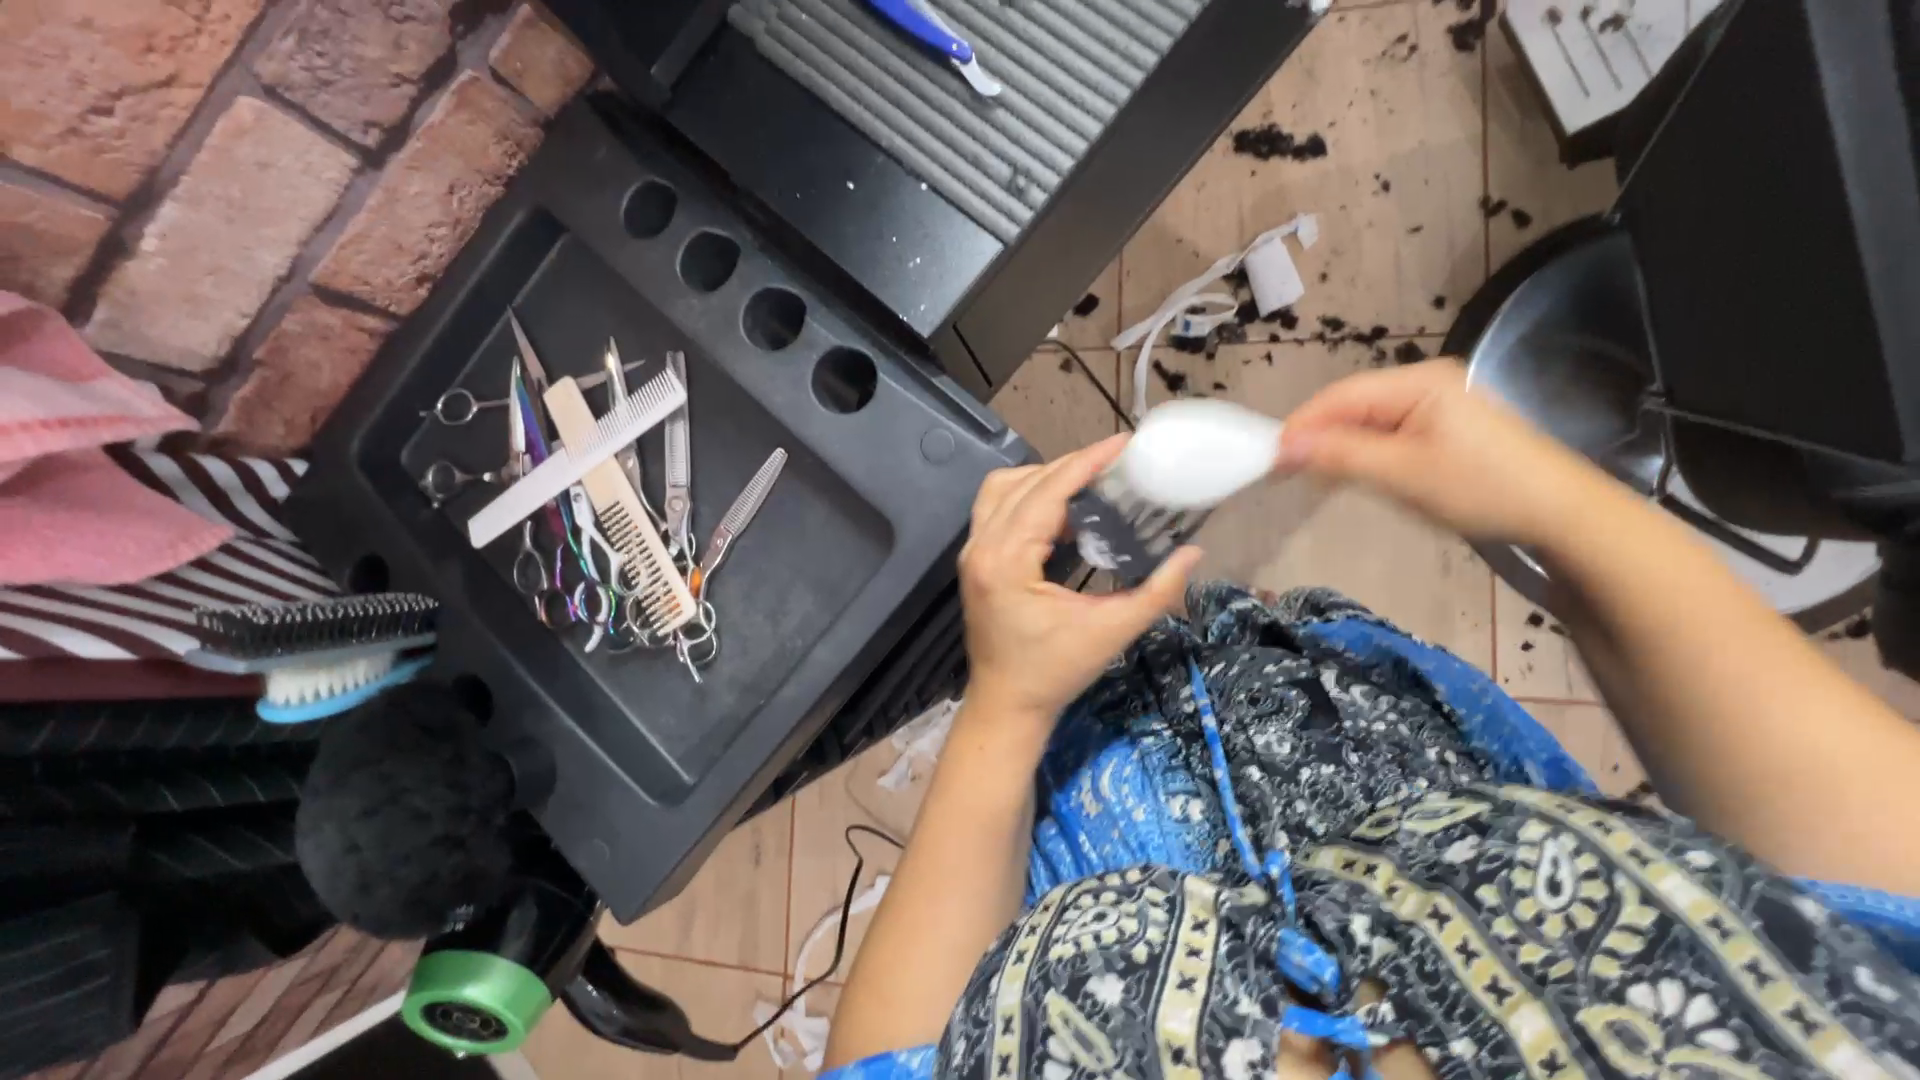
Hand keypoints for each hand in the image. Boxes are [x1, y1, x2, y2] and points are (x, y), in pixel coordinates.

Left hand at [959, 435, 1201, 724]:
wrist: (1007, 705)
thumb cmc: (1054, 673)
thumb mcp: (1111, 632)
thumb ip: (1156, 591)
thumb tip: (1194, 552)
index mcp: (1007, 561)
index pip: (1048, 491)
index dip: (1087, 462)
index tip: (1124, 444)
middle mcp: (981, 547)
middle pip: (1024, 482)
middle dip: (1071, 465)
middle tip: (1116, 464)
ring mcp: (972, 552)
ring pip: (1003, 489)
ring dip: (1045, 478)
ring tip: (1090, 482)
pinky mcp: (975, 560)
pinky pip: (997, 509)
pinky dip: (1029, 497)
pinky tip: (1065, 511)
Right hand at [1276, 359, 1619, 546]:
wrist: (1561, 514)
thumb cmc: (1481, 489)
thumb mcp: (1402, 474)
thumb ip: (1339, 456)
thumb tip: (1283, 446)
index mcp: (1419, 383)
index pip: (1340, 396)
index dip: (1300, 425)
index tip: (1268, 458)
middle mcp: (1426, 383)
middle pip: (1351, 406)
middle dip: (1317, 437)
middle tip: (1284, 473)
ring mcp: (1437, 405)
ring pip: (1366, 422)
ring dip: (1338, 448)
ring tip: (1312, 478)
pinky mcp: (1443, 428)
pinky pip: (1387, 433)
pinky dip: (1363, 453)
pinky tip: (1351, 475)